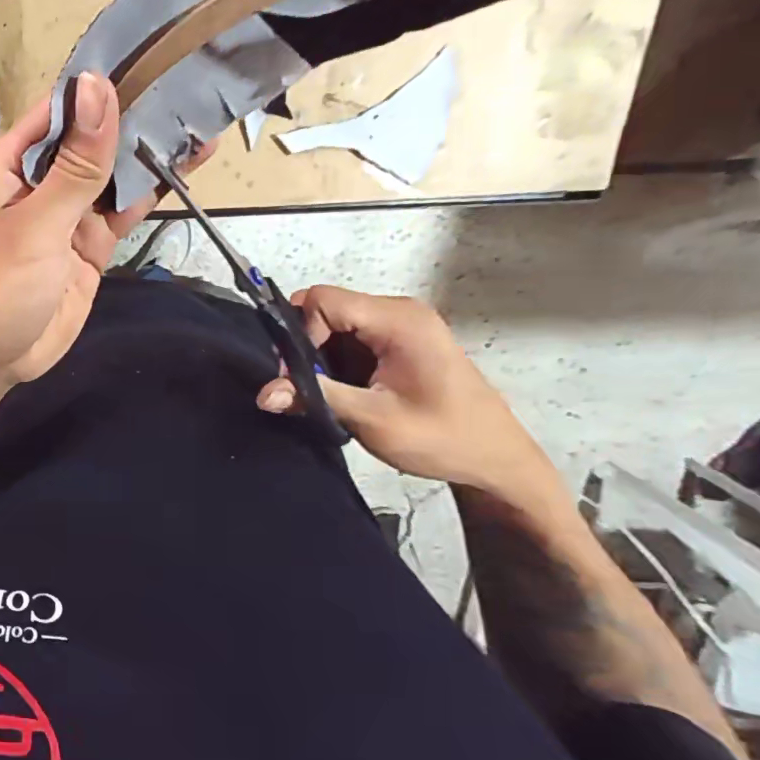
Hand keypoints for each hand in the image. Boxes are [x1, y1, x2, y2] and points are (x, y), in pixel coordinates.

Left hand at [0, 74, 209, 387]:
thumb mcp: (36, 224)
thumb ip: (75, 165)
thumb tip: (98, 89)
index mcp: (11, 165)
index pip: (59, 111)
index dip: (99, 88)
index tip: (149, 59)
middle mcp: (41, 181)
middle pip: (92, 139)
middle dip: (133, 117)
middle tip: (190, 83)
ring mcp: (69, 213)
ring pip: (113, 173)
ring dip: (149, 152)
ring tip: (200, 116)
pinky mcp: (91, 243)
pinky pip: (124, 209)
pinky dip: (152, 191)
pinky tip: (188, 164)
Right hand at [256, 285, 562, 505]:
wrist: (494, 459)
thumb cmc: (442, 438)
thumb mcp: (373, 420)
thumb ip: (316, 398)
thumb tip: (265, 393)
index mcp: (398, 320)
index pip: (324, 300)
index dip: (301, 332)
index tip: (299, 375)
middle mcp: (399, 311)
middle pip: (327, 308)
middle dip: (306, 345)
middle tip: (303, 385)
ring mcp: (401, 325)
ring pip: (336, 324)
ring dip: (321, 356)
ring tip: (326, 393)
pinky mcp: (399, 341)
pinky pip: (352, 337)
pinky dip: (337, 361)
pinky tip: (343, 391)